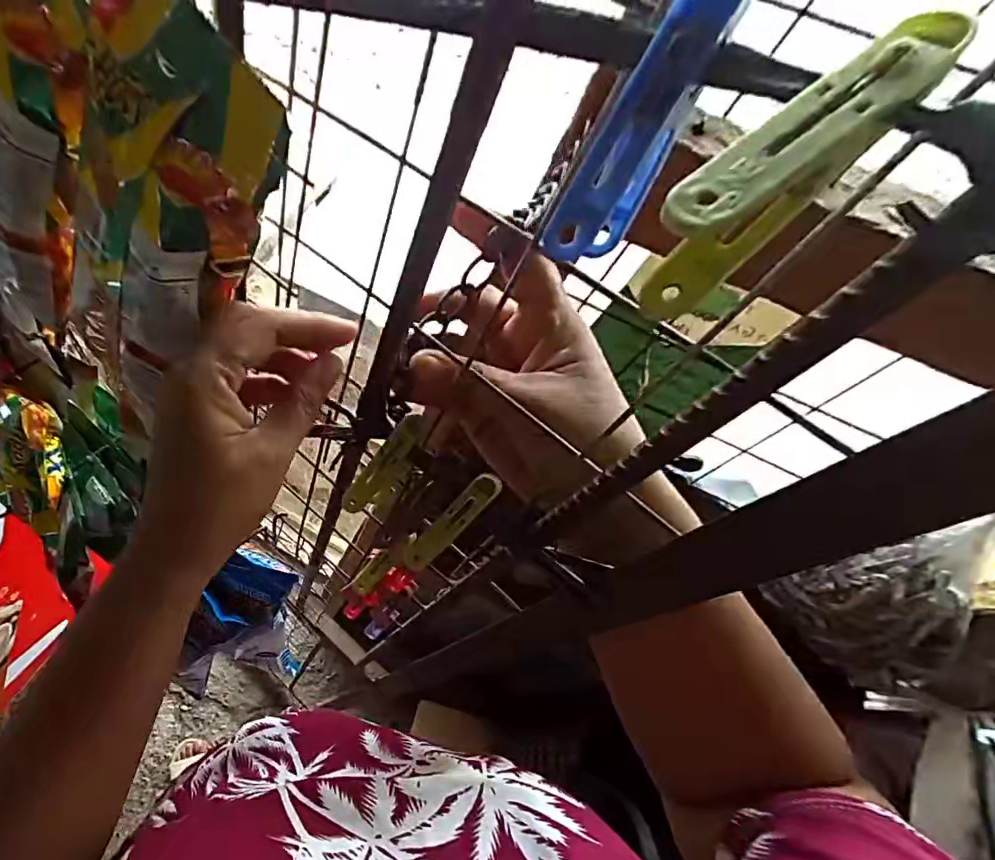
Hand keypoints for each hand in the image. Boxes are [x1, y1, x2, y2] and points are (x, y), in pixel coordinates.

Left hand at [134, 303, 356, 584]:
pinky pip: (229, 382)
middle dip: (292, 337)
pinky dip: (261, 384)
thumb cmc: (222, 507)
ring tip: (319, 379)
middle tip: (335, 351)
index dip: (307, 326)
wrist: (174, 549)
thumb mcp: (271, 454)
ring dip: (278, 361)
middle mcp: (188, 373)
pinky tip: (291, 398)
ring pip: (237, 356)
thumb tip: (333, 364)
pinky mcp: (189, 412)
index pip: (258, 327)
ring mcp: (185, 392)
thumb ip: (302, 402)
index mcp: (203, 377)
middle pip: (244, 331)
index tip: (349, 334)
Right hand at [406, 207, 697, 558]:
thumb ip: (466, 385)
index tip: (454, 218)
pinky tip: (423, 423)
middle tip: (400, 334)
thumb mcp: (524, 409)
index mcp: (549, 327)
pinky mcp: (485, 415)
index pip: (522, 267)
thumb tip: (410, 365)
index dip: (493, 239)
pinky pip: (449, 398)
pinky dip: (431, 407)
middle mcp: (521, 346)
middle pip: (473, 313)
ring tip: (401, 386)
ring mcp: (500, 381)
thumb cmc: (583, 446)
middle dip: (437, 319)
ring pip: (453, 358)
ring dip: (427, 369)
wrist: (595, 507)